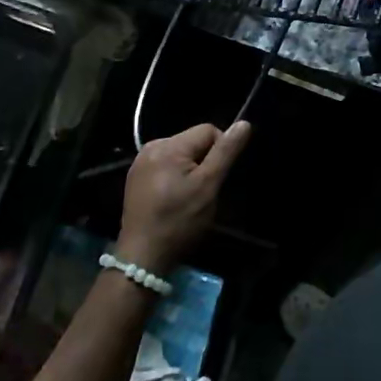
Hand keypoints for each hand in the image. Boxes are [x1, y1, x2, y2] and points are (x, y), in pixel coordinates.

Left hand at [117, 121, 250, 274]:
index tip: (217, 179)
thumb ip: (226, 152)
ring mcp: (140, 162)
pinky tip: (174, 198)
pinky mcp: (136, 177)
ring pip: (181, 153)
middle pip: (193, 140)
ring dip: (191, 169)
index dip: (221, 150)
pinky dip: (176, 176)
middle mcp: (151, 146)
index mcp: (168, 145)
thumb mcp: (208, 186)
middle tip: (204, 190)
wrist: (143, 257)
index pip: (208, 130)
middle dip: (204, 160)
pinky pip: (166, 165)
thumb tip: (244, 123)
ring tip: (189, 196)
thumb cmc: (179, 221)